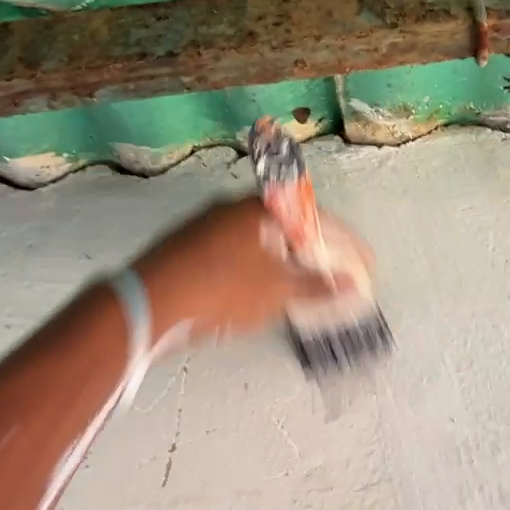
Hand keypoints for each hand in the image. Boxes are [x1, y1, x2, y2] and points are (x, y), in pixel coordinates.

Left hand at [131, 196, 373, 341]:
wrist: (148, 302)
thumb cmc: (220, 290)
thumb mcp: (275, 293)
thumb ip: (315, 286)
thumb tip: (350, 282)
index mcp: (260, 208)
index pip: (315, 218)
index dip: (343, 242)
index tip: (362, 263)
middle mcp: (232, 207)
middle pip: (285, 225)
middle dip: (311, 250)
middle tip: (329, 275)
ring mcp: (205, 224)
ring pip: (256, 238)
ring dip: (281, 260)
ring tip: (295, 288)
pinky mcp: (185, 245)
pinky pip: (233, 251)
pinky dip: (253, 267)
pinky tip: (253, 292)